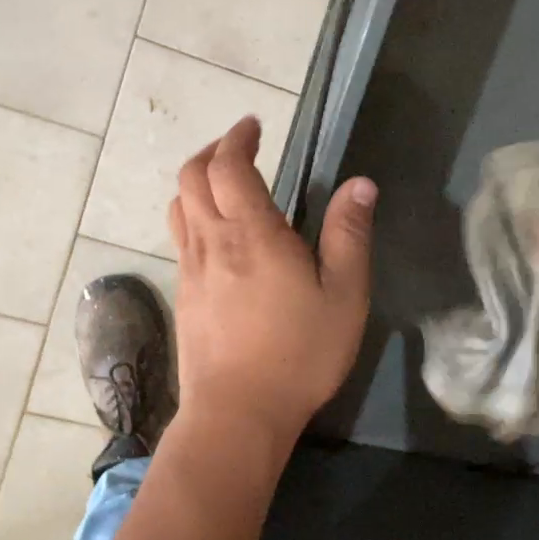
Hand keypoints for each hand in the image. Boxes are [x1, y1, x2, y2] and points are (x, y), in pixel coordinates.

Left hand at [167, 117, 377, 447]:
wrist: (237, 413)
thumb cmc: (299, 353)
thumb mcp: (344, 296)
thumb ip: (349, 236)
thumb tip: (360, 184)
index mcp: (252, 233)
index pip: (230, 166)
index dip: (238, 139)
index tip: (253, 126)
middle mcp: (211, 242)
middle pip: (191, 177)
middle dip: (212, 152)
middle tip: (239, 147)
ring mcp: (190, 270)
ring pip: (179, 207)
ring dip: (197, 183)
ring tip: (223, 184)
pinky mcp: (183, 297)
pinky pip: (180, 238)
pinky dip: (193, 216)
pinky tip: (218, 237)